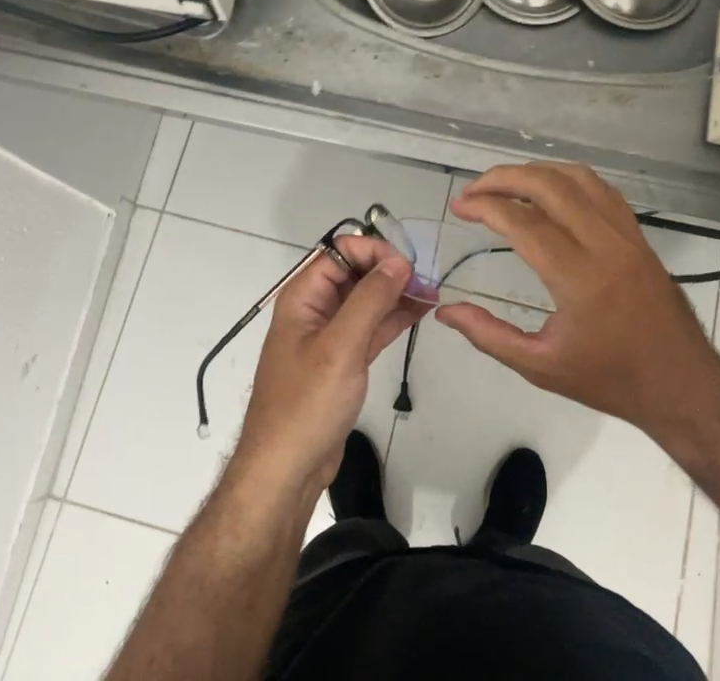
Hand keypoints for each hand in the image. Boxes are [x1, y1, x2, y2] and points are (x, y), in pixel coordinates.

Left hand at [231, 235, 426, 498]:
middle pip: (354, 273)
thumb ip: (370, 299)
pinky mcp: (342, 361)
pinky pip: (369, 328)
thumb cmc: (308, 403)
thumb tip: (398, 261)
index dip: (374, 251)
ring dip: (396, 294)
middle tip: (428, 282)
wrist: (287, 466)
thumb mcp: (341, 346)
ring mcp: (327, 336)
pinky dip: (392, 319)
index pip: (340, 252)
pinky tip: (418, 314)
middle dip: (390, 271)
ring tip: (432, 295)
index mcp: (302, 297)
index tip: (409, 267)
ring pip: (365, 301)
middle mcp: (313, 310)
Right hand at [438, 162, 719, 435]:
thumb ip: (489, 336)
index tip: (460, 207)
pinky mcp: (638, 236)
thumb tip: (445, 312)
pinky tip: (549, 193)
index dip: (485, 206)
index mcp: (579, 279)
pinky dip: (568, 180)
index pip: (524, 221)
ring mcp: (627, 236)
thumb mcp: (541, 367)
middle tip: (473, 192)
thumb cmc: (609, 380)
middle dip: (503, 178)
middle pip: (549, 185)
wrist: (681, 383)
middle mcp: (605, 246)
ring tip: (504, 186)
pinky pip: (602, 190)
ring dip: (536, 172)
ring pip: (578, 178)